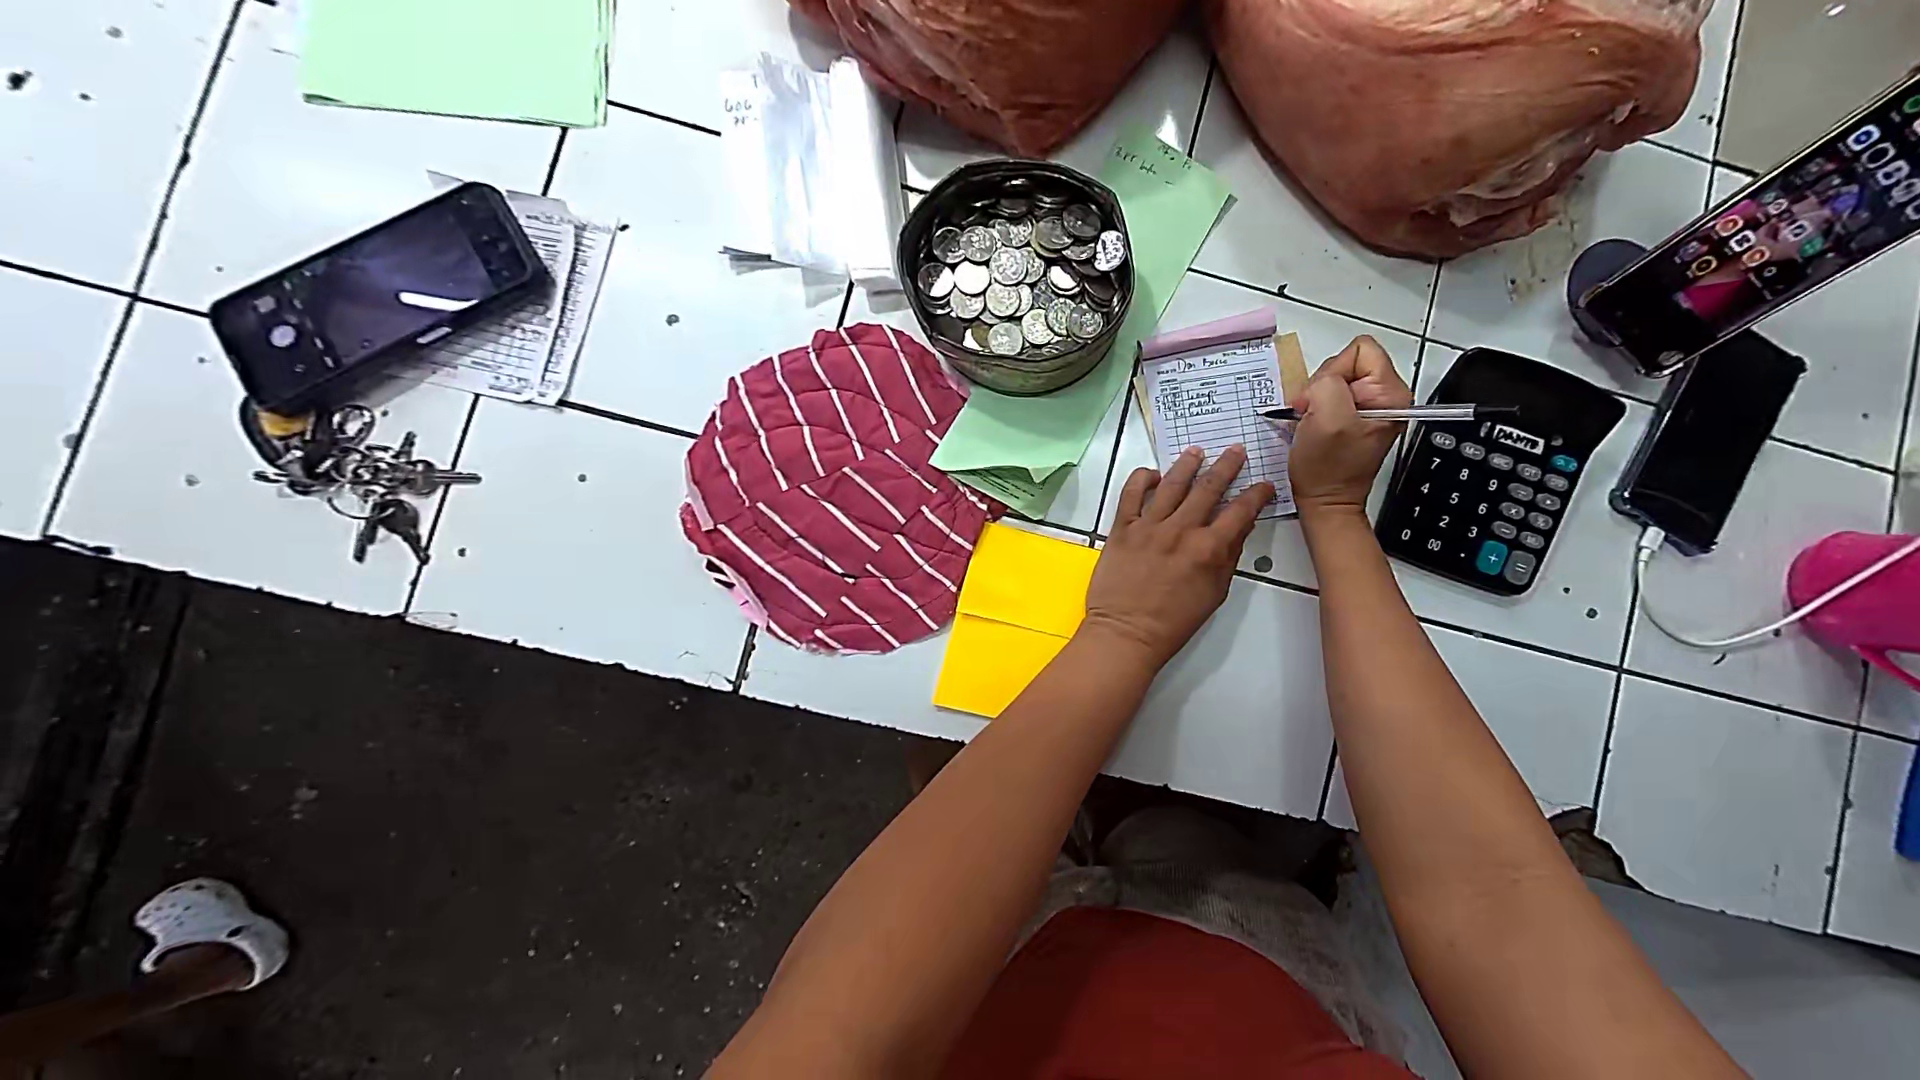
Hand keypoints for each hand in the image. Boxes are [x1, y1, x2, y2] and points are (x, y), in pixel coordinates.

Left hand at [1083, 445, 1272, 668]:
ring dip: (1187, 465)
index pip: (1240, 511)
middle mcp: (1180, 531)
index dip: (1256, 495)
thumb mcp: (1214, 593)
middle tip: (1235, 450)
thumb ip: (1227, 557)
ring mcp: (1148, 526)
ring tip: (1196, 451)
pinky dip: (1141, 479)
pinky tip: (1152, 473)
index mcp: (1208, 549)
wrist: (1126, 632)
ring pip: (1171, 484)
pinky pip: (1131, 494)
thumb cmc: (1173, 622)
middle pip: (1208, 488)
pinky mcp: (1122, 528)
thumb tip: (1239, 528)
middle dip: (1226, 466)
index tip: (1264, 485)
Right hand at [1288, 335, 1412, 518]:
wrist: (1326, 501)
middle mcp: (1385, 397)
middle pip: (1346, 364)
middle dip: (1322, 387)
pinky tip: (1315, 427)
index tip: (1322, 402)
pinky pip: (1330, 397)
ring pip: (1334, 381)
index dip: (1333, 372)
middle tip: (1316, 416)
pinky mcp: (1354, 418)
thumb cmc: (1326, 467)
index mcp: (1389, 392)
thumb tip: (1323, 380)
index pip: (1359, 350)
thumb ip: (1328, 382)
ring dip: (1316, 400)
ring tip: (1315, 424)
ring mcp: (1369, 408)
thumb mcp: (1326, 416)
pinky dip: (1316, 409)